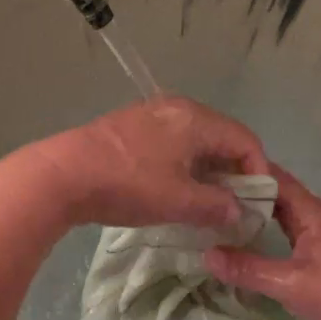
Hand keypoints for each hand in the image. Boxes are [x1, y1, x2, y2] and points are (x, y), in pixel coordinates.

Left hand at [29, 96, 269, 229]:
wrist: (62, 176)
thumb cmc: (128, 186)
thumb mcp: (179, 202)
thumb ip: (217, 206)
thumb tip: (239, 211)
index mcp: (196, 119)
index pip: (245, 140)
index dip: (258, 172)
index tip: (255, 204)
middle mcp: (177, 108)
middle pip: (220, 138)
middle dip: (232, 173)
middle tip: (232, 206)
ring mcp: (150, 115)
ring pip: (194, 142)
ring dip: (206, 172)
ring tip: (204, 203)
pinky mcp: (129, 128)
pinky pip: (170, 144)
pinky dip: (182, 166)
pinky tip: (172, 191)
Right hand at [204, 165, 320, 319]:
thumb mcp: (288, 285)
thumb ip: (247, 269)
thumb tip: (206, 255)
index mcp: (314, 214)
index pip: (277, 180)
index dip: (246, 173)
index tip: (213, 173)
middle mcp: (318, 215)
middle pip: (278, 192)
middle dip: (246, 189)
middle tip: (209, 190)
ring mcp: (320, 232)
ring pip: (282, 210)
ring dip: (255, 208)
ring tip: (220, 208)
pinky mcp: (318, 249)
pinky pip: (287, 226)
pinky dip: (265, 225)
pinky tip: (244, 233)